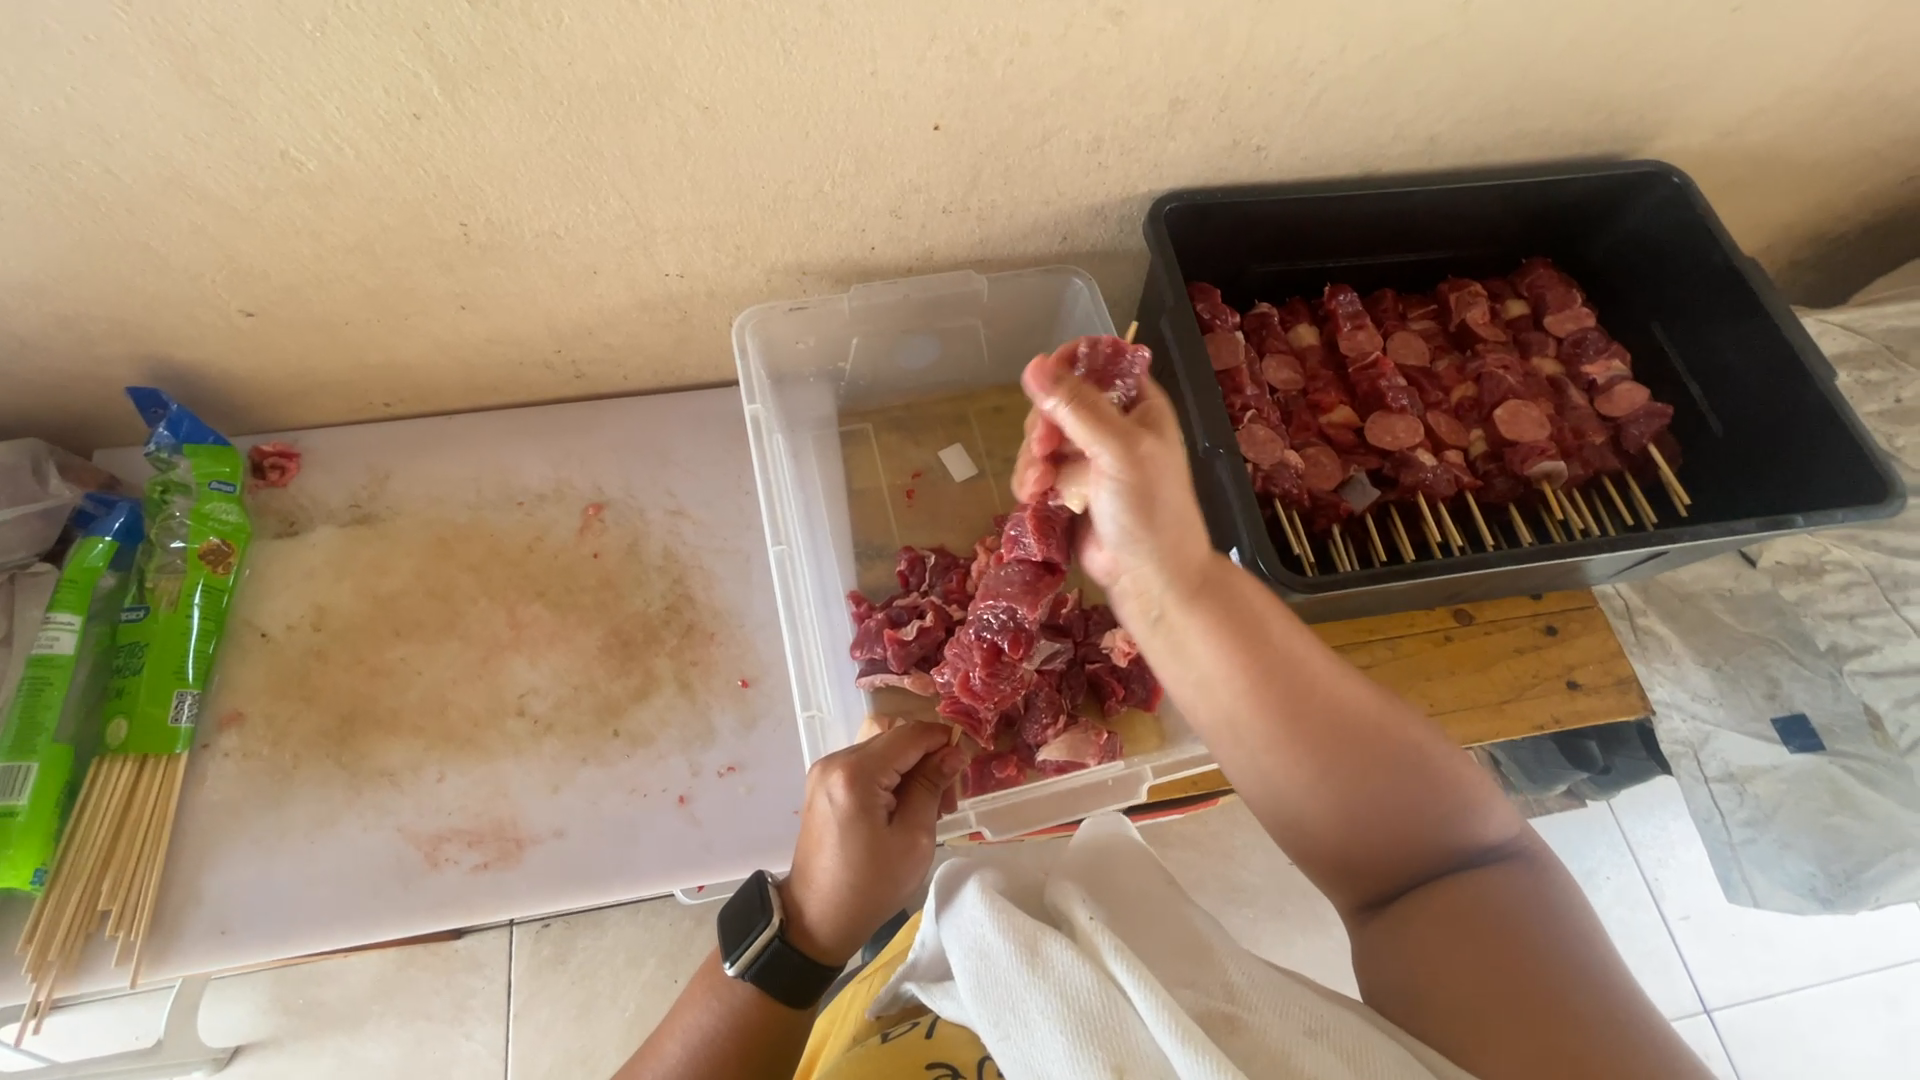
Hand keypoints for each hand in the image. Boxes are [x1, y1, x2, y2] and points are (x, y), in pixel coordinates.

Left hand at [779, 722, 963, 966]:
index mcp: (856, 773)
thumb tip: (953, 752)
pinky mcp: (824, 782)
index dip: (942, 740)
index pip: (909, 734)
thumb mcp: (914, 839)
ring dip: (910, 765)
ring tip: (929, 803)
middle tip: (948, 796)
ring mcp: (826, 770)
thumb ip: (932, 786)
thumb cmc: (870, 886)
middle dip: (927, 756)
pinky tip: (905, 803)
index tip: (965, 762)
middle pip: (894, 735)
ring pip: (881, 747)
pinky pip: (866, 762)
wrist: (816, 918)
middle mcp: (836, 761)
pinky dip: (890, 773)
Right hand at [1010, 347, 1215, 616]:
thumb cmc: (1149, 509)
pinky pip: (1036, 471)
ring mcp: (1088, 460)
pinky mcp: (1068, 490)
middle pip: (1058, 403)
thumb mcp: (1118, 450)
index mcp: (1137, 405)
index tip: (1042, 382)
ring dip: (1031, 461)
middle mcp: (1112, 426)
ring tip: (1036, 487)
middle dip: (1042, 426)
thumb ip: (1076, 407)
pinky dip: (1030, 482)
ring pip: (1041, 439)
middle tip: (1043, 449)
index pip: (1098, 365)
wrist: (1150, 577)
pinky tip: (1033, 498)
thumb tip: (1034, 365)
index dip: (1067, 367)